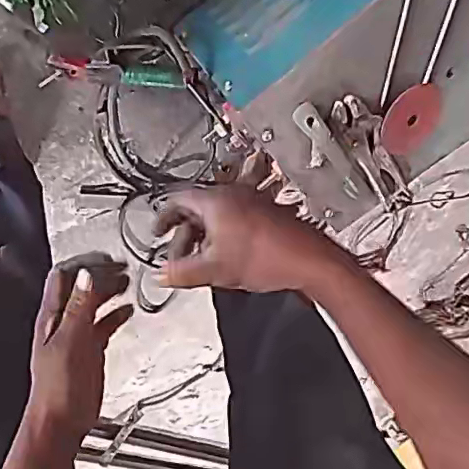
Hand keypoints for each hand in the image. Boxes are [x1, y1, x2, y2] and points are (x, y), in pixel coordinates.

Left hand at [27, 255, 134, 444]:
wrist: (60, 422)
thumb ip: (79, 308)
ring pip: (94, 303)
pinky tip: (126, 311)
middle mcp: (62, 322)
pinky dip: (116, 315)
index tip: (108, 260)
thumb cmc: (56, 389)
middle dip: (101, 273)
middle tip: (123, 268)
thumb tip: (86, 276)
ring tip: (127, 282)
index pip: (65, 276)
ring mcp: (76, 335)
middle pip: (81, 287)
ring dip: (110, 290)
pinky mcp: (89, 349)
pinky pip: (104, 324)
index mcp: (52, 317)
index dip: (85, 263)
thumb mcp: (70, 342)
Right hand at [153, 153, 354, 293]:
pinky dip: (226, 232)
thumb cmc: (269, 258)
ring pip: (218, 213)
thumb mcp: (215, 270)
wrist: (309, 260)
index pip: (177, 200)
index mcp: (215, 201)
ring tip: (204, 256)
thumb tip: (162, 274)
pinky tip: (230, 253)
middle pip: (197, 207)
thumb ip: (182, 272)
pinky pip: (237, 216)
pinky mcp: (267, 211)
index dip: (164, 218)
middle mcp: (233, 194)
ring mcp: (253, 200)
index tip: (159, 231)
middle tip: (180, 254)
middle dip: (185, 231)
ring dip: (206, 233)